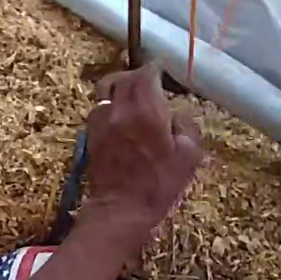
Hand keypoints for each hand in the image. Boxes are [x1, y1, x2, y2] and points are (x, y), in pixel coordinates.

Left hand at [81, 64, 203, 244]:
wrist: (121, 209)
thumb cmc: (159, 185)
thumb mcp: (189, 156)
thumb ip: (186, 126)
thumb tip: (176, 113)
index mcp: (147, 111)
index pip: (146, 74)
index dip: (155, 69)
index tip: (163, 71)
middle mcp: (120, 110)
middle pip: (124, 78)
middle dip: (138, 75)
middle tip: (150, 81)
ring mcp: (101, 122)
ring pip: (106, 89)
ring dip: (120, 87)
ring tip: (132, 96)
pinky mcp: (91, 135)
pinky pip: (98, 108)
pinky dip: (110, 104)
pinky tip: (120, 117)